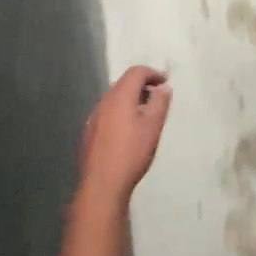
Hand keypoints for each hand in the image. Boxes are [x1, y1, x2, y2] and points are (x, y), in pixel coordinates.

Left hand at [77, 66, 171, 206]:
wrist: (102, 184)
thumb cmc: (132, 153)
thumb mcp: (153, 126)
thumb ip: (160, 103)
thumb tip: (164, 87)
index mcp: (120, 96)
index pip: (136, 72)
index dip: (152, 73)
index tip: (165, 83)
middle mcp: (104, 102)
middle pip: (123, 83)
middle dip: (142, 86)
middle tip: (157, 98)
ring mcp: (94, 117)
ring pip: (114, 98)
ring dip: (131, 99)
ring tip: (145, 115)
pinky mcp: (89, 132)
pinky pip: (107, 112)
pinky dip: (120, 112)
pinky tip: (128, 131)